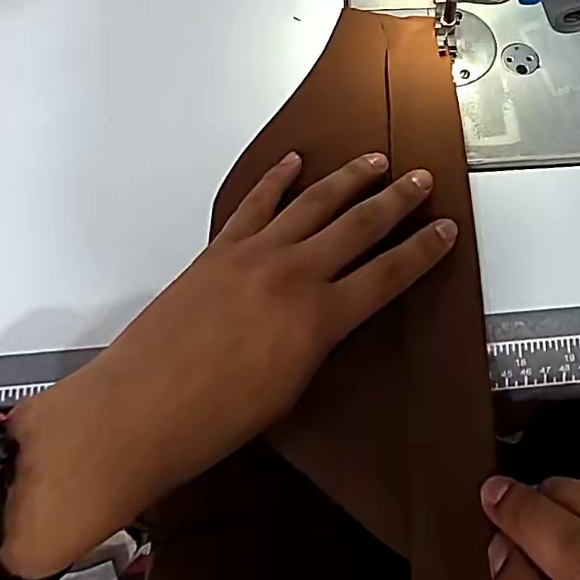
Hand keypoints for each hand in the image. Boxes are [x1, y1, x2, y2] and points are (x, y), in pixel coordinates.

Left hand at [0, 151, 457, 577]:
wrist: (134, 414)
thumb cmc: (212, 420)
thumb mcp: (291, 387)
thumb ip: (320, 339)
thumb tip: (332, 312)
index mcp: (319, 318)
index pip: (389, 274)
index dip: (423, 250)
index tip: (445, 231)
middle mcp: (294, 275)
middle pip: (360, 224)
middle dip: (398, 199)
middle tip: (421, 179)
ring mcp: (255, 253)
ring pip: (315, 201)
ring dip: (349, 177)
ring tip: (375, 160)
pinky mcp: (221, 247)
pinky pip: (256, 202)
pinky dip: (276, 178)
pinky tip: (293, 161)